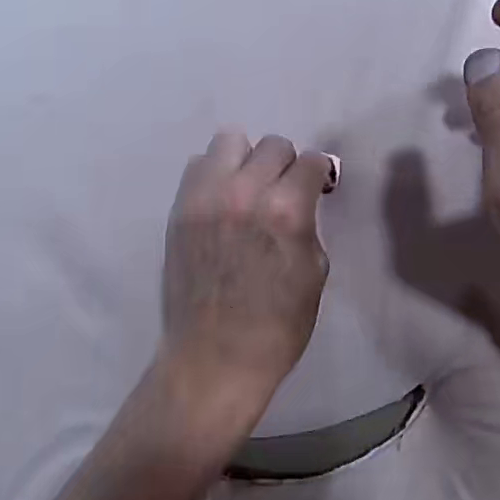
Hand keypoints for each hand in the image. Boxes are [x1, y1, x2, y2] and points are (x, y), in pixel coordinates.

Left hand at [160, 131, 337, 403]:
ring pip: (230, 140)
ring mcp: (205, 197)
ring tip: (249, 188)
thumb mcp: (314, 271)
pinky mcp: (179, 209)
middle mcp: (245, 192)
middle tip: (284, 191)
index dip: (320, 175)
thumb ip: (308, 223)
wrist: (215, 359)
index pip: (312, 162)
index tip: (318, 188)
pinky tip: (222, 202)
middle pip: (274, 145)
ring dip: (247, 159)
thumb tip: (303, 201)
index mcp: (287, 211)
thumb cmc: (278, 325)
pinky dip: (216, 174)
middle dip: (287, 165)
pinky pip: (198, 165)